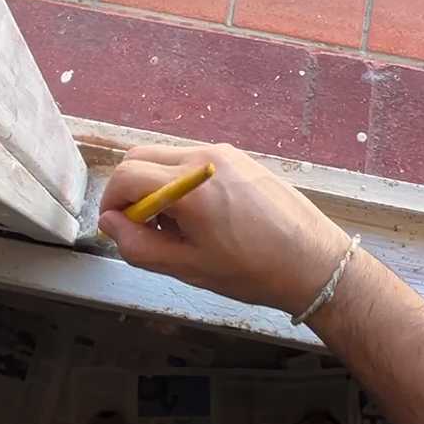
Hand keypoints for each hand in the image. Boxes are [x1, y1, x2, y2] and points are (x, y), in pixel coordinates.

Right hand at [99, 143, 351, 314]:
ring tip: (172, 225)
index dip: (110, 201)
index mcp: (188, 186)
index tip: (114, 226)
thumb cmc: (251, 270)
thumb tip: (111, 223)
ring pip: (166, 156)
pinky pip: (192, 160)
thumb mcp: (187, 267)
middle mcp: (203, 158)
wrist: (313, 262)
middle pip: (141, 157)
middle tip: (138, 225)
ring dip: (153, 184)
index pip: (127, 175)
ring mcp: (223, 153)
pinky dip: (179, 180)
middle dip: (128, 189)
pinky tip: (198, 214)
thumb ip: (138, 245)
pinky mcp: (238, 157)